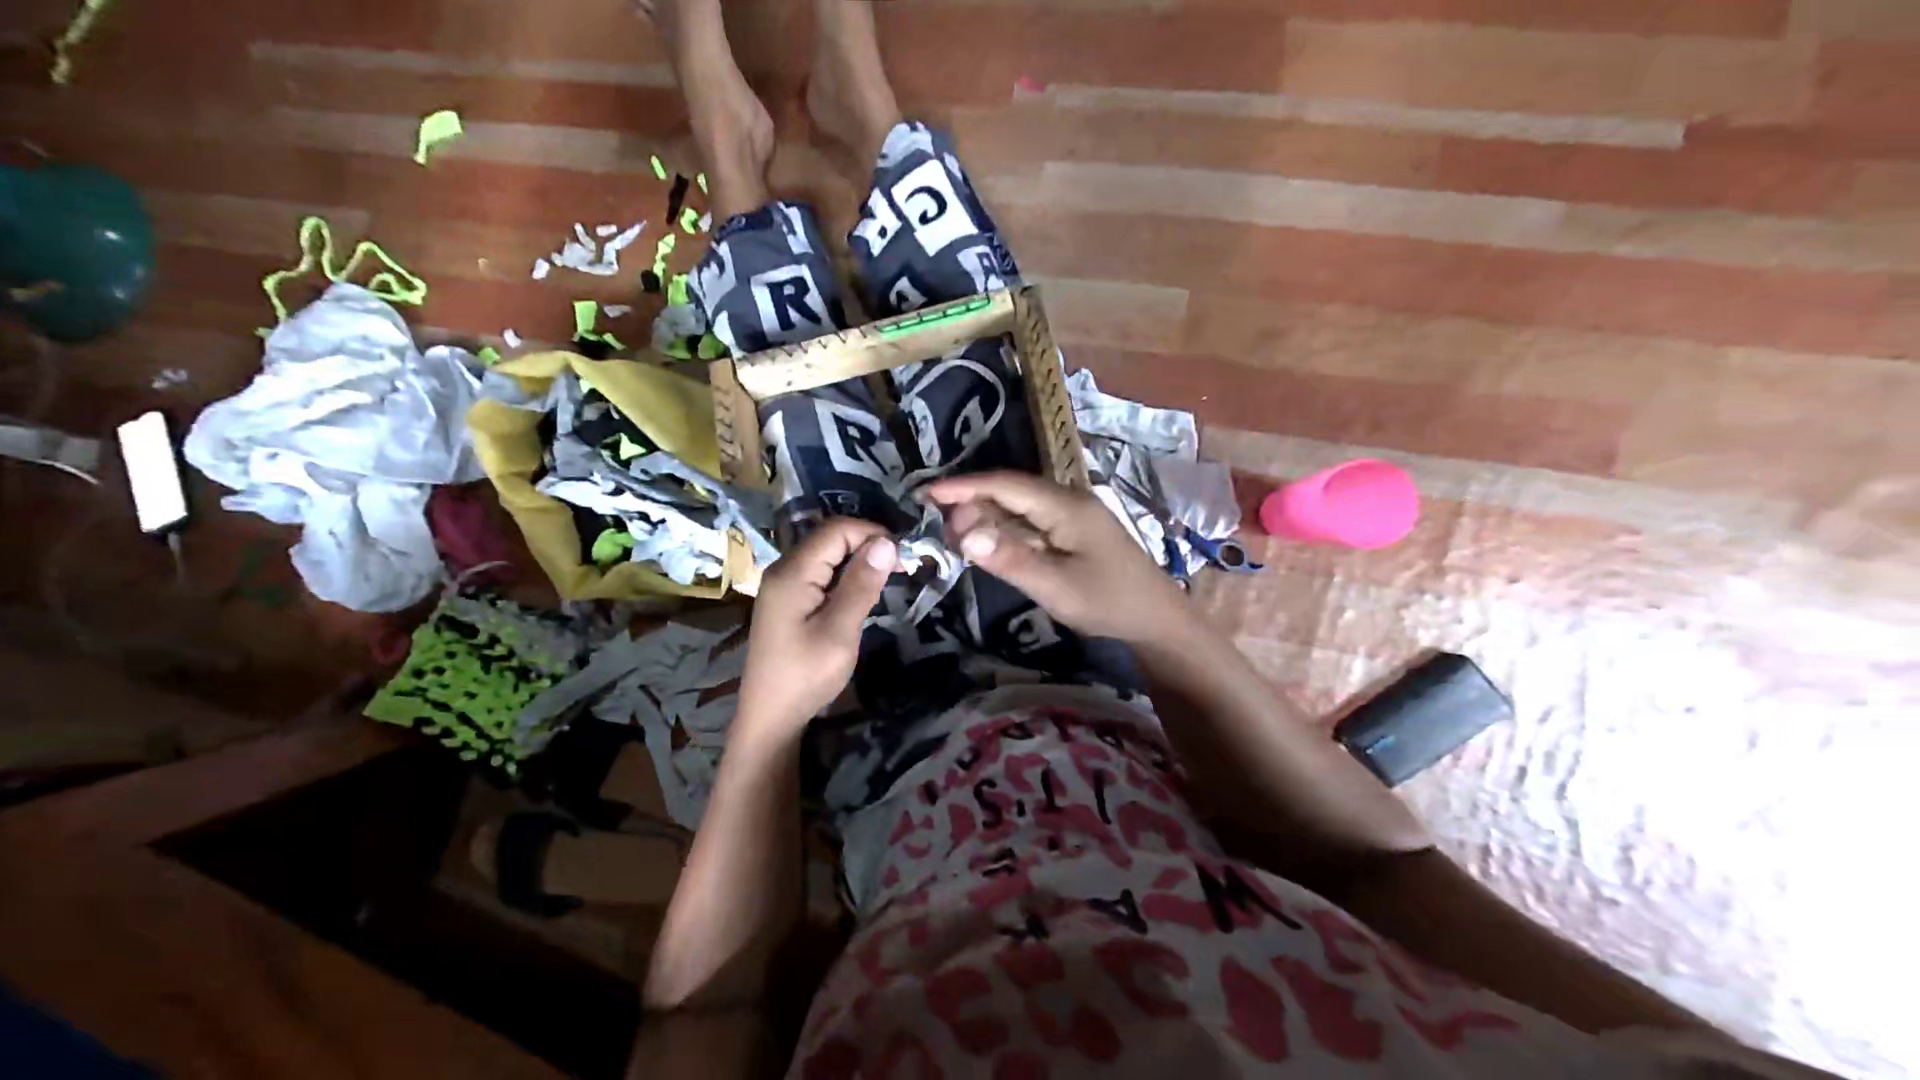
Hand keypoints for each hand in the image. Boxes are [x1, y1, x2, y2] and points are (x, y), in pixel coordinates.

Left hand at [738, 518, 896, 732]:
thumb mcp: (839, 632)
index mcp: (792, 572)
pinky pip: (819, 573)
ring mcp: (783, 585)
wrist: (770, 717)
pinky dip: (845, 575)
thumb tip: (886, 542)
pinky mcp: (788, 601)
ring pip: (826, 555)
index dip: (871, 532)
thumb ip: (861, 585)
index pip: (835, 530)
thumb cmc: (805, 676)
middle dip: (867, 543)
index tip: (904, 552)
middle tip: (901, 565)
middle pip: (829, 538)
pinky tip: (862, 591)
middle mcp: (783, 570)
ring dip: (858, 559)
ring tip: (888, 576)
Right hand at [924, 471, 1192, 644]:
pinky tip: (986, 544)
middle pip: (1009, 492)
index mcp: (1065, 506)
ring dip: (985, 517)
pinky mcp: (1072, 532)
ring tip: (953, 536)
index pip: (1005, 485)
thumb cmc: (1109, 603)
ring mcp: (1070, 516)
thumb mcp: (1056, 586)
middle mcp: (1066, 501)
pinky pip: (1029, 523)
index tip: (927, 493)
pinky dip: (1004, 531)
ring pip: (1018, 507)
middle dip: (970, 503)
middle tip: (937, 527)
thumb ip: (1009, 559)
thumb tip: (963, 534)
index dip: (963, 486)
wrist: (1157, 618)